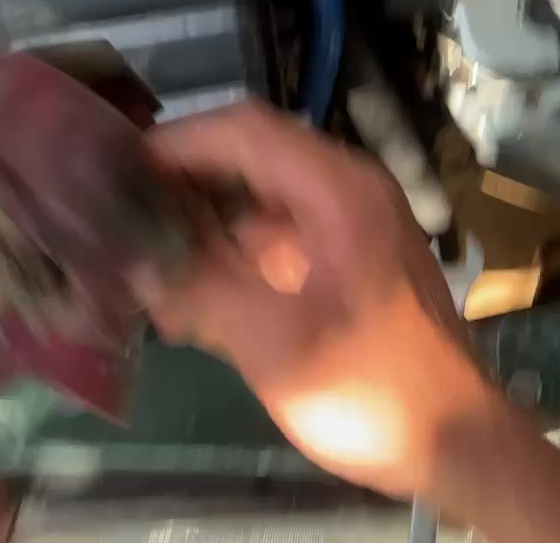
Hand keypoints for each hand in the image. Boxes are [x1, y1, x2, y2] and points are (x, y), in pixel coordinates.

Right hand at [135, 103, 559, 542]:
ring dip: (205, 211)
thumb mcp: (278, 345)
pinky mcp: (351, 252)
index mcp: (342, 189)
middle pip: (256, 152)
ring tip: (132, 245)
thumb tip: (135, 259)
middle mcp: (351, 187)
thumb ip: (203, 292)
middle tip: (110, 208)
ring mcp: (354, 219)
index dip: (178, 141)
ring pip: (265, 191)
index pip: (249, 131)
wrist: (452, 429)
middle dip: (185, 174)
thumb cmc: (372, 386)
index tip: (108, 169)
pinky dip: (233, 244)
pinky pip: (281, 228)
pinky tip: (184, 283)